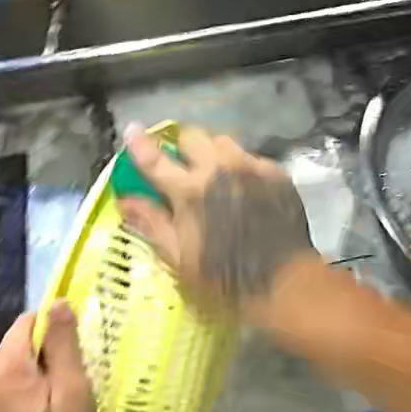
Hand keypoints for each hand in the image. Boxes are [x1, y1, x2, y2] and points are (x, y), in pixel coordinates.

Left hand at [0, 303, 94, 411]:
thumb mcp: (72, 391)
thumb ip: (63, 345)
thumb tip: (57, 302)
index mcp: (2, 370)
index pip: (28, 322)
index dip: (54, 332)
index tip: (72, 356)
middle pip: (20, 341)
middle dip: (46, 353)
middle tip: (67, 383)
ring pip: (15, 359)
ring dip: (37, 370)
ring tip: (55, 399)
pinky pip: (7, 378)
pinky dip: (26, 385)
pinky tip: (40, 410)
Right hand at [117, 125, 317, 320]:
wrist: (284, 282)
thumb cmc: (224, 278)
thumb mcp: (178, 257)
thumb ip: (152, 222)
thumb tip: (126, 199)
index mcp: (190, 191)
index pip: (156, 160)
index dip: (140, 143)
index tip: (132, 129)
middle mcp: (220, 169)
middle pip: (192, 137)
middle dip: (181, 147)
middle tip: (181, 165)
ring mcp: (251, 167)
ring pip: (224, 142)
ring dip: (212, 152)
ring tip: (213, 173)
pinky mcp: (276, 173)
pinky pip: (251, 156)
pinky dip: (240, 165)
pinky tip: (243, 188)